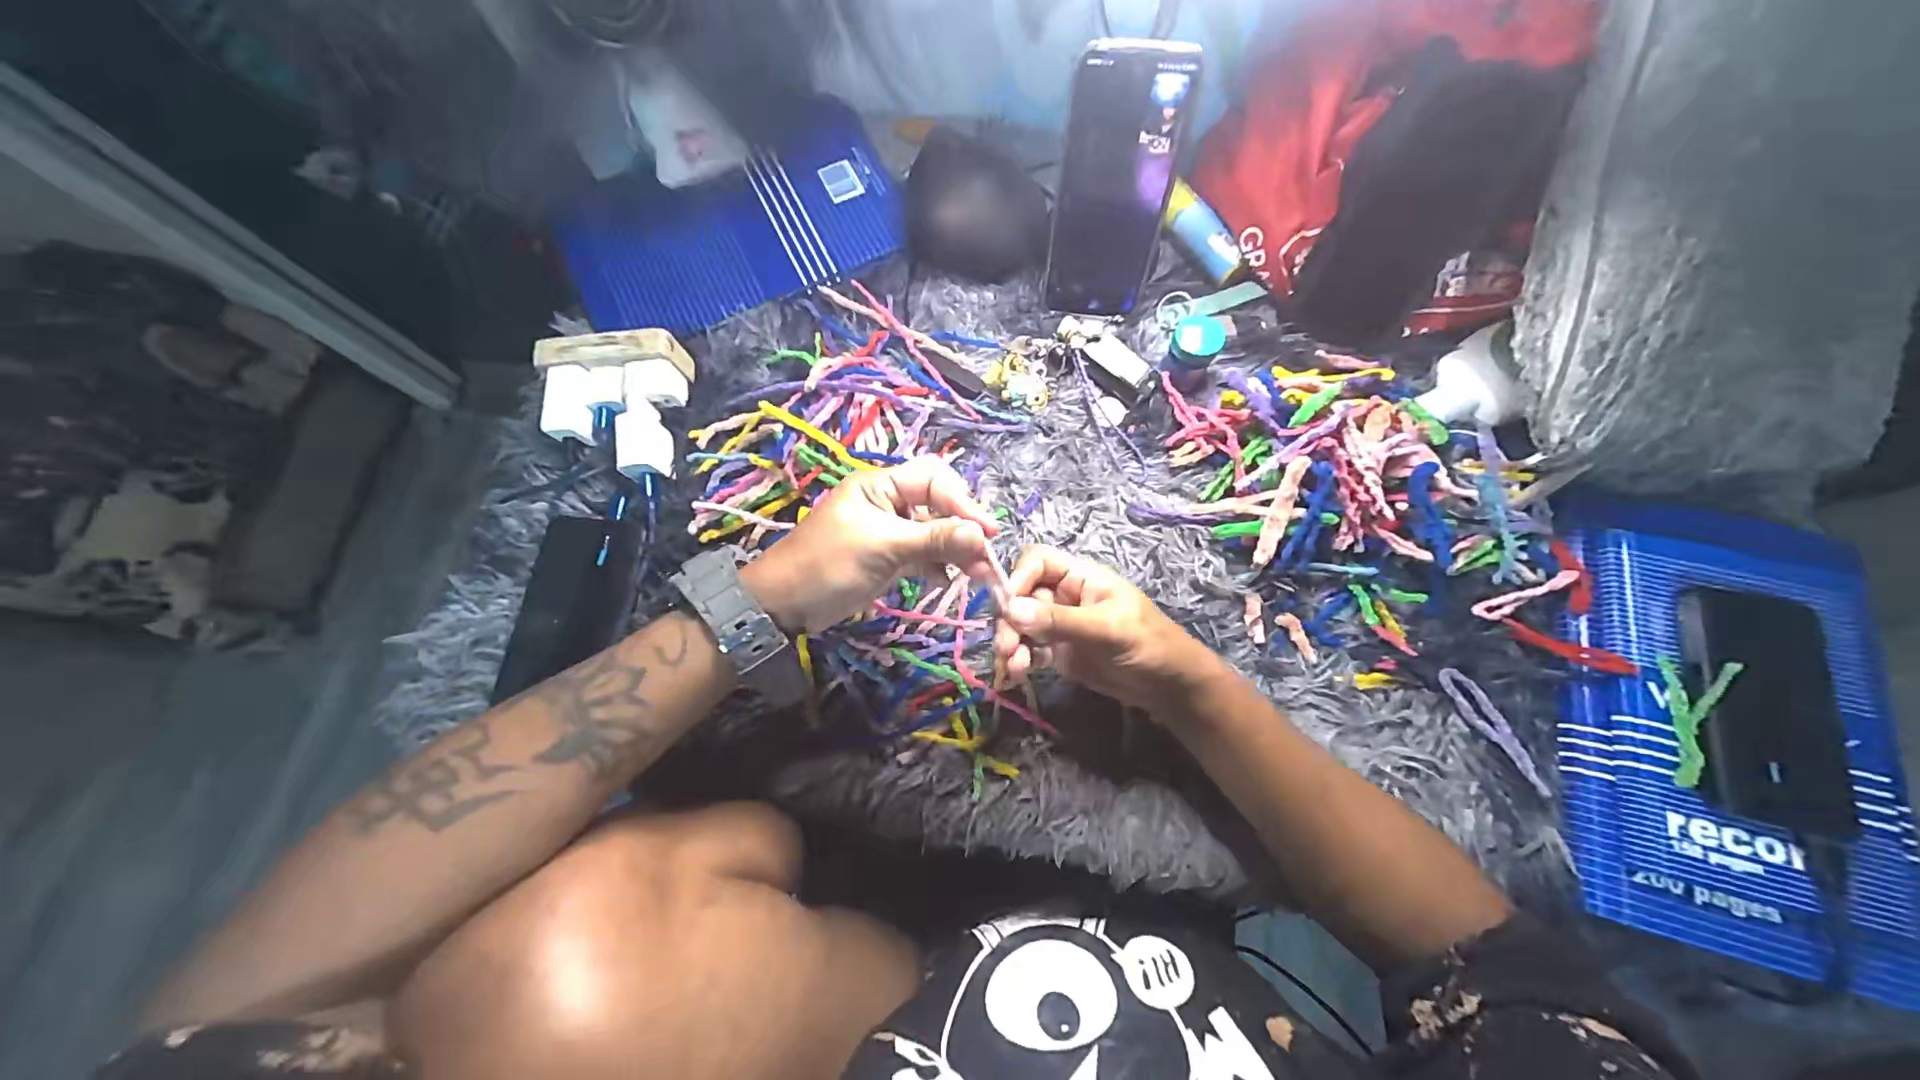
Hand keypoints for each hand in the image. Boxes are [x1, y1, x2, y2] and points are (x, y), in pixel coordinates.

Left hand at [740, 456, 1000, 632]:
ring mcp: (889, 531)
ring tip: (976, 575)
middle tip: (985, 559)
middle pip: (940, 504)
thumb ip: (933, 539)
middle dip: (964, 528)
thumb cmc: (827, 566)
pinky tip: (948, 579)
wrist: (782, 606)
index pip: (935, 479)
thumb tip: (983, 535)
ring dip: (957, 549)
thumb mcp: (883, 548)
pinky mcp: (889, 557)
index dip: (964, 502)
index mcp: (880, 485)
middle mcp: (888, 502)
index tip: (987, 533)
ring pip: (935, 531)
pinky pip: (924, 553)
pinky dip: (939, 564)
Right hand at [994, 545, 1222, 713]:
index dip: (1018, 578)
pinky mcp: (1058, 651)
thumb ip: (1060, 620)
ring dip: (1011, 641)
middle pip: (1022, 594)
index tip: (1009, 607)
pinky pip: (1029, 647)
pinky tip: (1020, 673)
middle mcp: (1065, 595)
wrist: (1170, 686)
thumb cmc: (1148, 644)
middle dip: (1009, 618)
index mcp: (1081, 576)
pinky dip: (1020, 658)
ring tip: (1014, 666)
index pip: (1037, 561)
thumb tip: (1011, 610)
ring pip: (1021, 623)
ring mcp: (1060, 624)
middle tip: (1007, 646)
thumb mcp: (1106, 629)